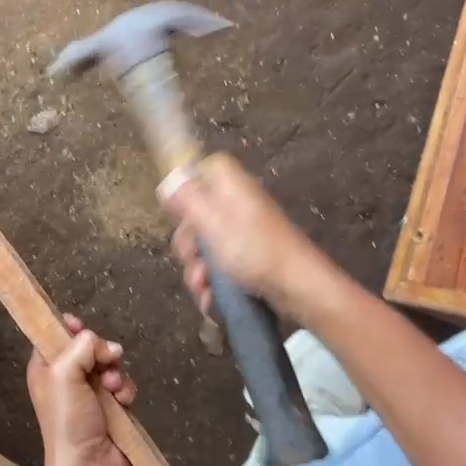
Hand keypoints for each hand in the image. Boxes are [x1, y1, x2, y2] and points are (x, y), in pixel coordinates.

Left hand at [27, 315, 135, 465]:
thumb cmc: (68, 419)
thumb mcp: (64, 373)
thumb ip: (82, 346)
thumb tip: (107, 346)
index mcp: (46, 369)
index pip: (53, 336)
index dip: (67, 328)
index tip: (79, 325)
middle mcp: (66, 379)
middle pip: (87, 348)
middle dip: (101, 352)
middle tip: (106, 360)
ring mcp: (90, 395)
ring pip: (109, 366)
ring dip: (115, 373)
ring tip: (113, 388)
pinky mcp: (111, 410)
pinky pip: (123, 387)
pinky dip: (125, 391)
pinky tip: (123, 402)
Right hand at [160, 153, 346, 317]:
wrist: (299, 287)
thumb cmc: (254, 250)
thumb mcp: (211, 222)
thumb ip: (185, 199)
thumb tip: (166, 180)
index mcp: (229, 185)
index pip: (202, 169)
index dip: (186, 189)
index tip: (180, 212)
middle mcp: (235, 203)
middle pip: (195, 212)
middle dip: (188, 242)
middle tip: (192, 257)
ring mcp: (241, 230)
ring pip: (204, 243)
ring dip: (197, 267)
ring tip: (203, 286)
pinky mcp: (247, 255)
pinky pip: (218, 262)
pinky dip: (211, 279)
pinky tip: (210, 296)